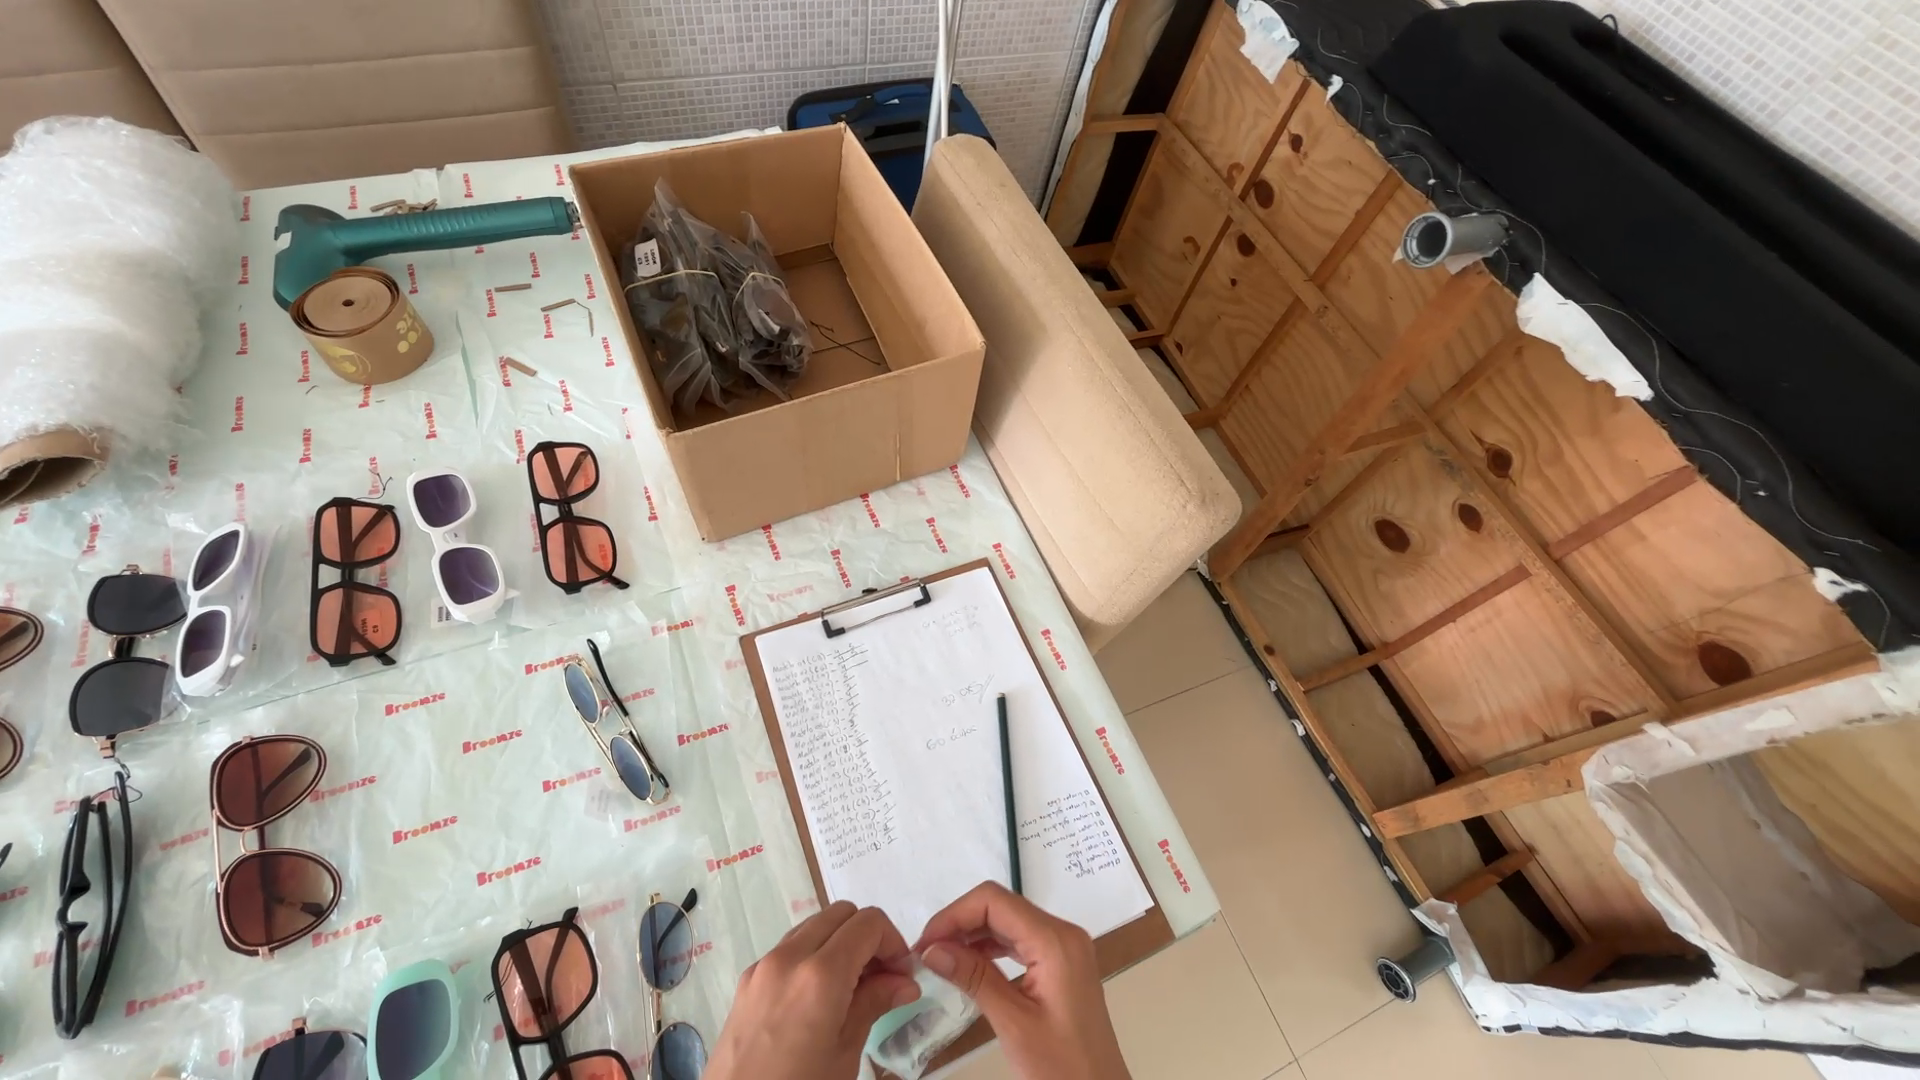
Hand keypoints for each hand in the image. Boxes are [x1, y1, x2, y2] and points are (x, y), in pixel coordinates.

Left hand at [705, 901, 921, 1079]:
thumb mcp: (844, 1055)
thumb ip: (874, 1005)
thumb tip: (904, 981)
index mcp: (820, 974)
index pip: (869, 923)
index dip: (893, 942)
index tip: (901, 974)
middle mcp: (790, 956)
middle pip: (842, 913)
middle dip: (868, 936)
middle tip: (880, 977)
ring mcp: (764, 964)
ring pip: (814, 924)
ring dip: (840, 942)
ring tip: (851, 987)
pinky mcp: (747, 979)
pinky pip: (789, 947)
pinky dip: (813, 954)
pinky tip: (818, 997)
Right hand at [916, 883, 1130, 1079]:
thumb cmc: (1061, 1066)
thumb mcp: (1013, 1024)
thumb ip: (974, 978)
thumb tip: (931, 949)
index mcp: (1054, 940)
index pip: (995, 901)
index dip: (955, 914)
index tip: (925, 944)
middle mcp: (1062, 932)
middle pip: (1001, 906)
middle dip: (960, 923)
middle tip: (927, 953)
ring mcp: (1063, 946)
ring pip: (1008, 920)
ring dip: (972, 934)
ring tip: (940, 958)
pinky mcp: (1061, 962)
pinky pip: (1019, 940)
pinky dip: (990, 946)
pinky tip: (968, 964)